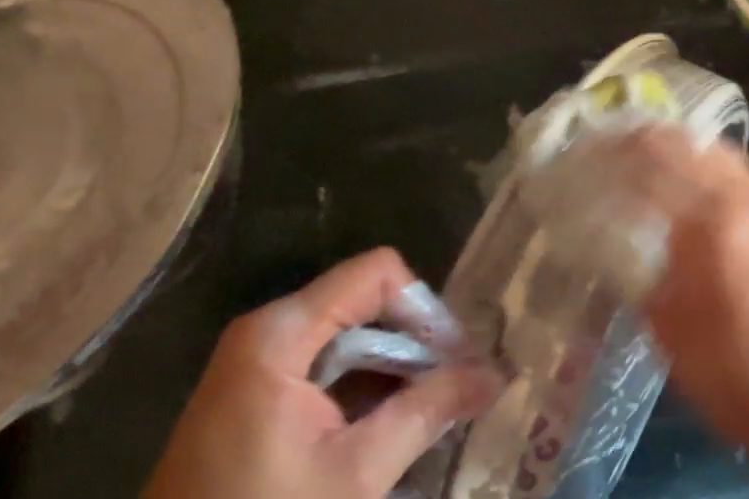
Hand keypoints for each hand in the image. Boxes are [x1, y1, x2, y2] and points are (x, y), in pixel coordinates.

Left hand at [144, 248, 502, 498]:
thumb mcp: (355, 474)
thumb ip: (427, 413)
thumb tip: (496, 374)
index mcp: (282, 332)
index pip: (378, 274)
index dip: (423, 308)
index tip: (455, 362)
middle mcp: (267, 330)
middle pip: (363, 302)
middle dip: (414, 343)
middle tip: (457, 391)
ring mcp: (255, 362)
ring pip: (346, 337)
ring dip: (392, 369)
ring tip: (434, 413)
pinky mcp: (252, 395)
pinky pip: (322, 367)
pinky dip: (361, 389)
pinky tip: (390, 428)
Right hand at [618, 128, 748, 484]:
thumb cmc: (746, 381)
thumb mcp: (674, 338)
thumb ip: (644, 279)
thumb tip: (621, 248)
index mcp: (712, 223)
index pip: (648, 165)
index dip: (608, 157)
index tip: (578, 159)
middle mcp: (744, 197)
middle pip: (684, 144)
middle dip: (638, 141)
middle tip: (604, 152)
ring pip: (715, 151)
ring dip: (675, 147)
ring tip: (639, 161)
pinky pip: (736, 171)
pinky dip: (703, 166)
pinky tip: (686, 188)